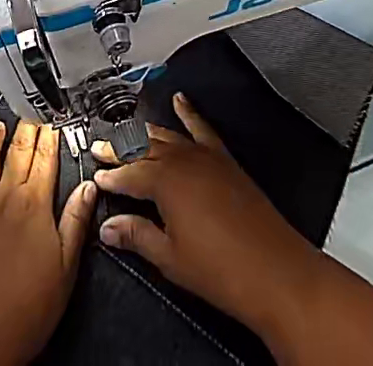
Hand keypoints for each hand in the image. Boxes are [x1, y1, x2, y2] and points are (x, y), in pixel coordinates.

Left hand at [0, 121, 96, 365]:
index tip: (54, 123)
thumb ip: (76, 221)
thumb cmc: (27, 308)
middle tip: (31, 116)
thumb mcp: (66, 267)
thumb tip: (89, 187)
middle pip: (16, 152)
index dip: (50, 138)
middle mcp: (5, 197)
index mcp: (35, 205)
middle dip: (25, 130)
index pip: (45, 158)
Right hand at [91, 93, 325, 336]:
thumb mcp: (169, 257)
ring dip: (145, 133)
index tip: (97, 178)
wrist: (276, 272)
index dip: (109, 177)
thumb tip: (110, 227)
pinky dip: (189, 113)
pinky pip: (202, 128)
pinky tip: (180, 100)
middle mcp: (184, 161)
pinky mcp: (225, 160)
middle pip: (143, 148)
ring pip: (168, 136)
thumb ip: (136, 235)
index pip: (127, 174)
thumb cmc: (224, 270)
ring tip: (127, 131)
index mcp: (165, 182)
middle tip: (102, 150)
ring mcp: (206, 157)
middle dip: (120, 149)